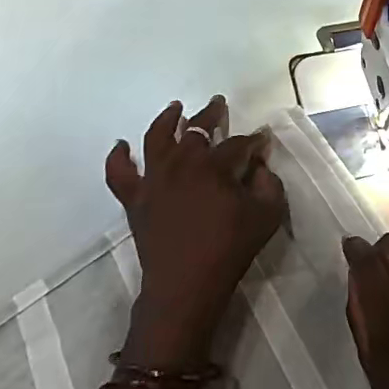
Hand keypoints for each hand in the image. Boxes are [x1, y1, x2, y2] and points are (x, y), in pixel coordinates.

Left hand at [106, 97, 285, 367]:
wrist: (186, 285)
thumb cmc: (228, 250)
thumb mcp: (266, 217)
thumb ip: (269, 184)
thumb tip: (260, 165)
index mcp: (214, 166)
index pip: (238, 144)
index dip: (253, 140)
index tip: (262, 138)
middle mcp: (181, 162)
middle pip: (196, 129)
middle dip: (211, 114)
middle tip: (218, 103)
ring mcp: (154, 178)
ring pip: (156, 137)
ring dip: (167, 119)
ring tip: (175, 107)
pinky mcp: (134, 197)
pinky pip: (119, 171)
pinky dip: (118, 156)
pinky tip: (121, 144)